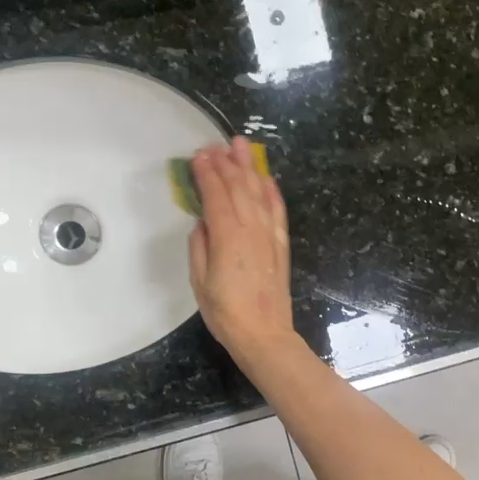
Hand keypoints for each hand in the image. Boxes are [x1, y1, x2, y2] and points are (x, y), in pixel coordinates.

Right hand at [188, 137, 298, 361]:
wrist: (264, 335)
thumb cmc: (226, 314)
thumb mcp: (199, 282)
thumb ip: (199, 247)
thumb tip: (202, 223)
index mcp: (227, 238)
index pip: (215, 195)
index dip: (206, 173)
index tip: (197, 156)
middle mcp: (251, 230)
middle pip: (238, 187)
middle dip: (226, 163)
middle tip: (215, 144)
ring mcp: (269, 236)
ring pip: (259, 193)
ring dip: (249, 168)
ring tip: (241, 146)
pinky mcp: (281, 246)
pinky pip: (278, 212)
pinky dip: (272, 192)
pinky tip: (267, 178)